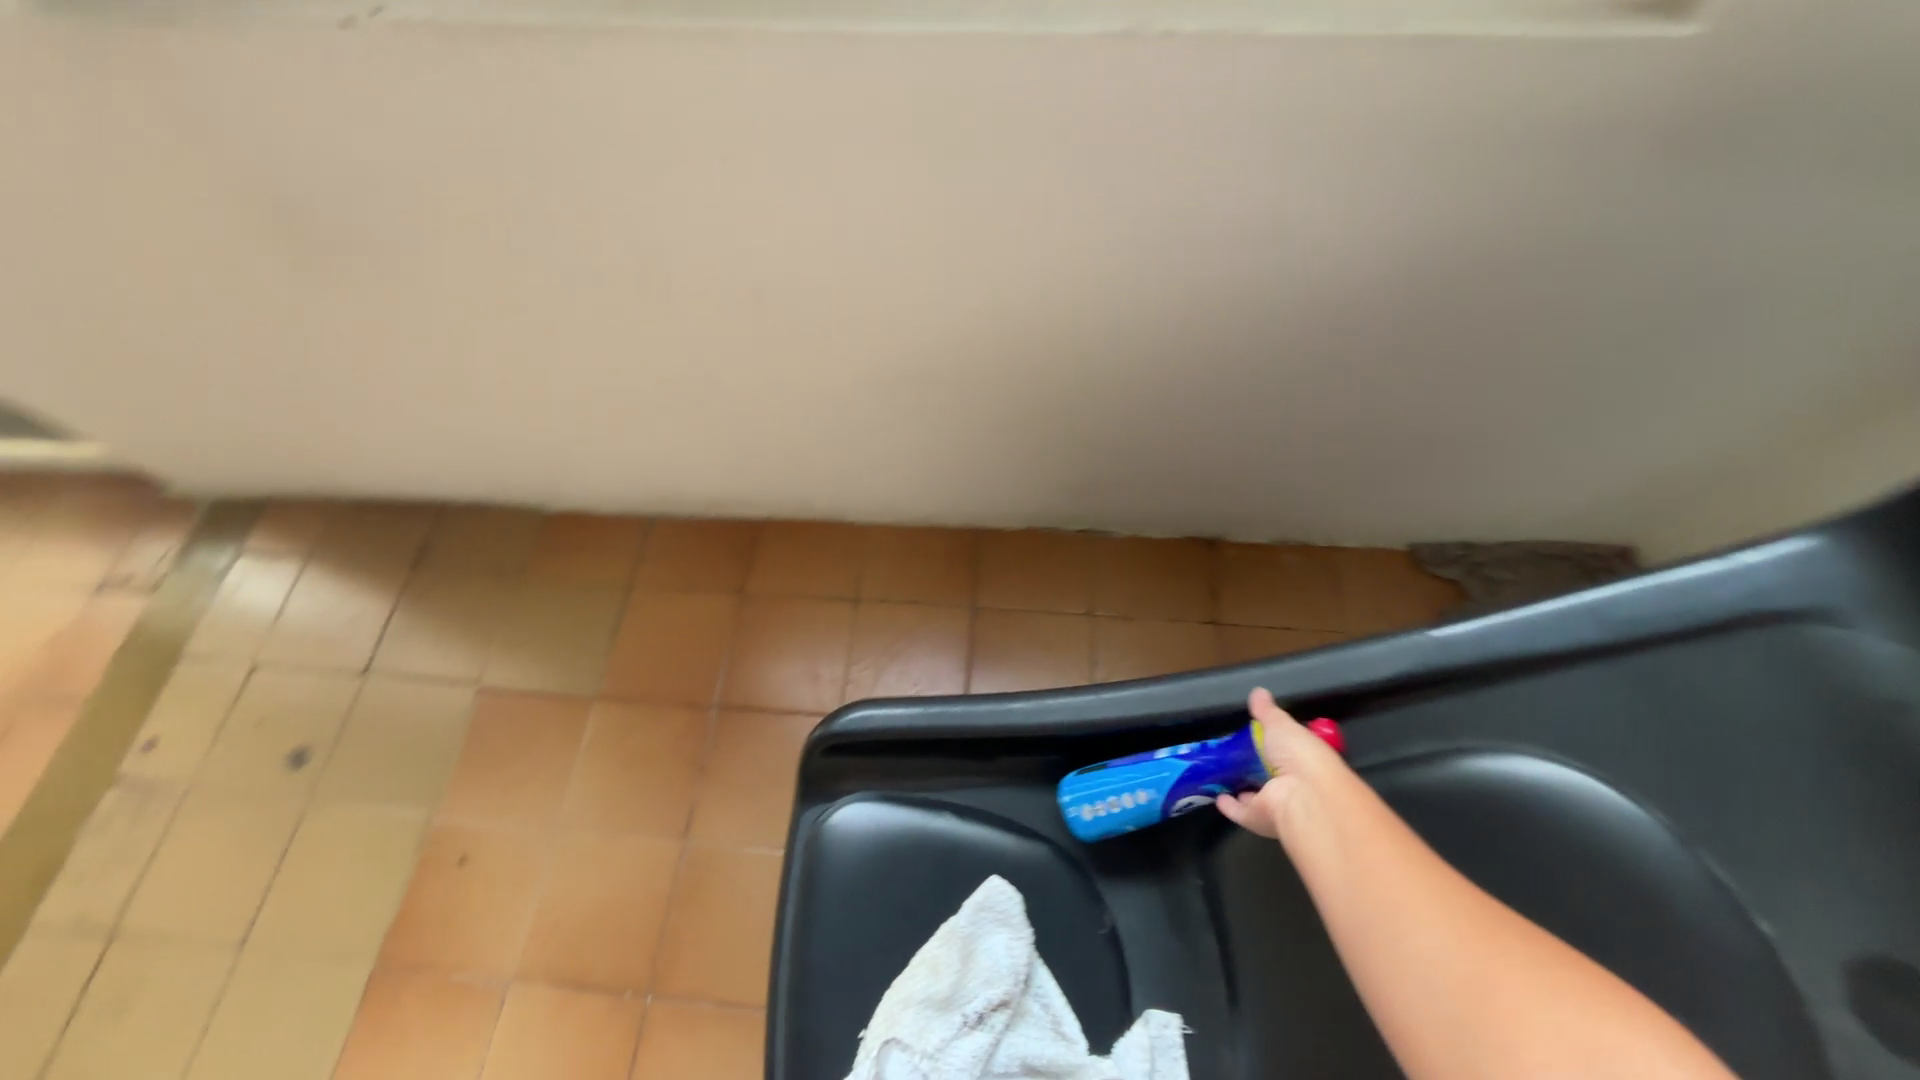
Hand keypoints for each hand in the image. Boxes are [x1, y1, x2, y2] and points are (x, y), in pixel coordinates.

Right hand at [1215, 688, 1347, 840]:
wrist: (1306, 796)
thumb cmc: (1300, 755)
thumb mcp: (1282, 725)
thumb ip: (1267, 712)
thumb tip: (1258, 692)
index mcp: (1303, 759)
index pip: (1284, 750)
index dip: (1270, 743)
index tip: (1250, 736)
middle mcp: (1292, 783)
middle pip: (1267, 774)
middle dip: (1252, 767)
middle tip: (1229, 756)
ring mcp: (1277, 803)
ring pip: (1255, 794)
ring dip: (1241, 788)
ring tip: (1220, 776)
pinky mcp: (1260, 819)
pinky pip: (1241, 811)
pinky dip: (1230, 805)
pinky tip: (1217, 797)